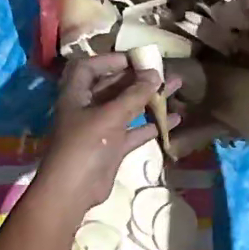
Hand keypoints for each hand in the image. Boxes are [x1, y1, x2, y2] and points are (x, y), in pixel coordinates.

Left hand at [34, 54, 182, 213]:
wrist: (73, 190)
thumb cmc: (85, 145)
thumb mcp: (110, 115)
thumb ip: (134, 94)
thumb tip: (155, 74)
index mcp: (76, 94)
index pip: (89, 67)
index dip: (111, 60)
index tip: (136, 59)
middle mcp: (87, 108)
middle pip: (112, 86)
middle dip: (138, 78)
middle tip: (165, 71)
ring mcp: (99, 129)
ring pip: (126, 108)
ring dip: (148, 99)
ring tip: (175, 87)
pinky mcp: (111, 148)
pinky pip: (133, 131)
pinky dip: (150, 125)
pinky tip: (173, 120)